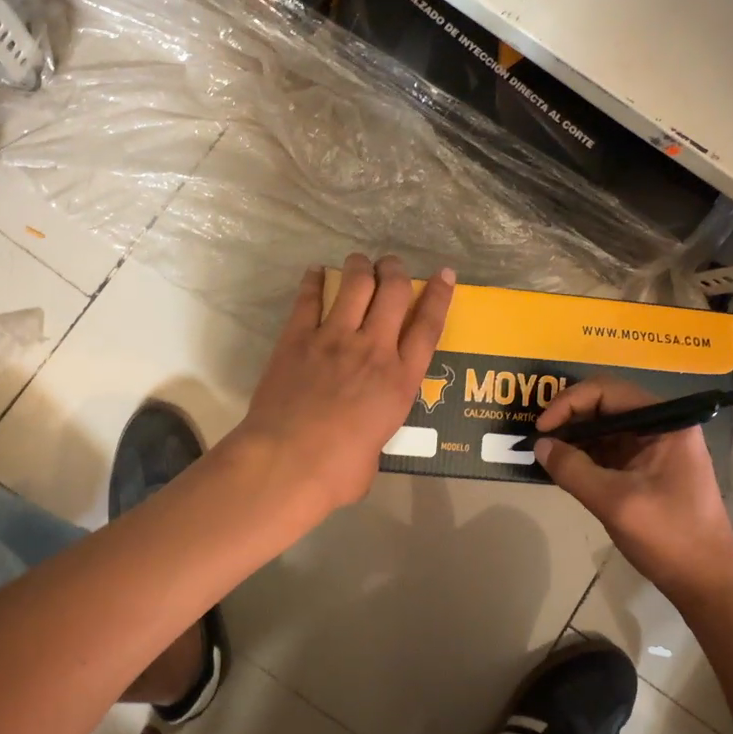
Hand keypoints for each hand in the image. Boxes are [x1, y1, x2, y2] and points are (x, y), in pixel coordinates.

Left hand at [234, 254, 454, 511]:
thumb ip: (374, 432)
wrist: (288, 462)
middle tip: (392, 265)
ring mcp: (334, 338)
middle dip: (396, 271)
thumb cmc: (336, 472)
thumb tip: (362, 439)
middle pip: (393, 292)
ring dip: (360, 266)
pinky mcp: (297, 338)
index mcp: (399, 380)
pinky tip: (316, 272)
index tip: (444, 273)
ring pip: (355, 285)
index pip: (428, 325)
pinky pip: (309, 299)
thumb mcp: (375, 454)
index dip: (439, 294)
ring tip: (359, 261)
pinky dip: (314, 281)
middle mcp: (373, 349)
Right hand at [535, 378, 732, 613]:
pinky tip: (564, 468)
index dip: (569, 402)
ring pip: (605, 429)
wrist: (708, 585)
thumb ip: (573, 469)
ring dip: (575, 438)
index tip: (542, 427)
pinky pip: (610, 451)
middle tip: (539, 440)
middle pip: (605, 405)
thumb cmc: (669, 538)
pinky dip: (585, 456)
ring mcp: (655, 450)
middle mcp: (661, 427)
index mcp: (665, 424)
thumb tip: (539, 445)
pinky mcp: (647, 471)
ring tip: (546, 454)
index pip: (607, 391)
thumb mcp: (615, 502)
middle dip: (569, 418)